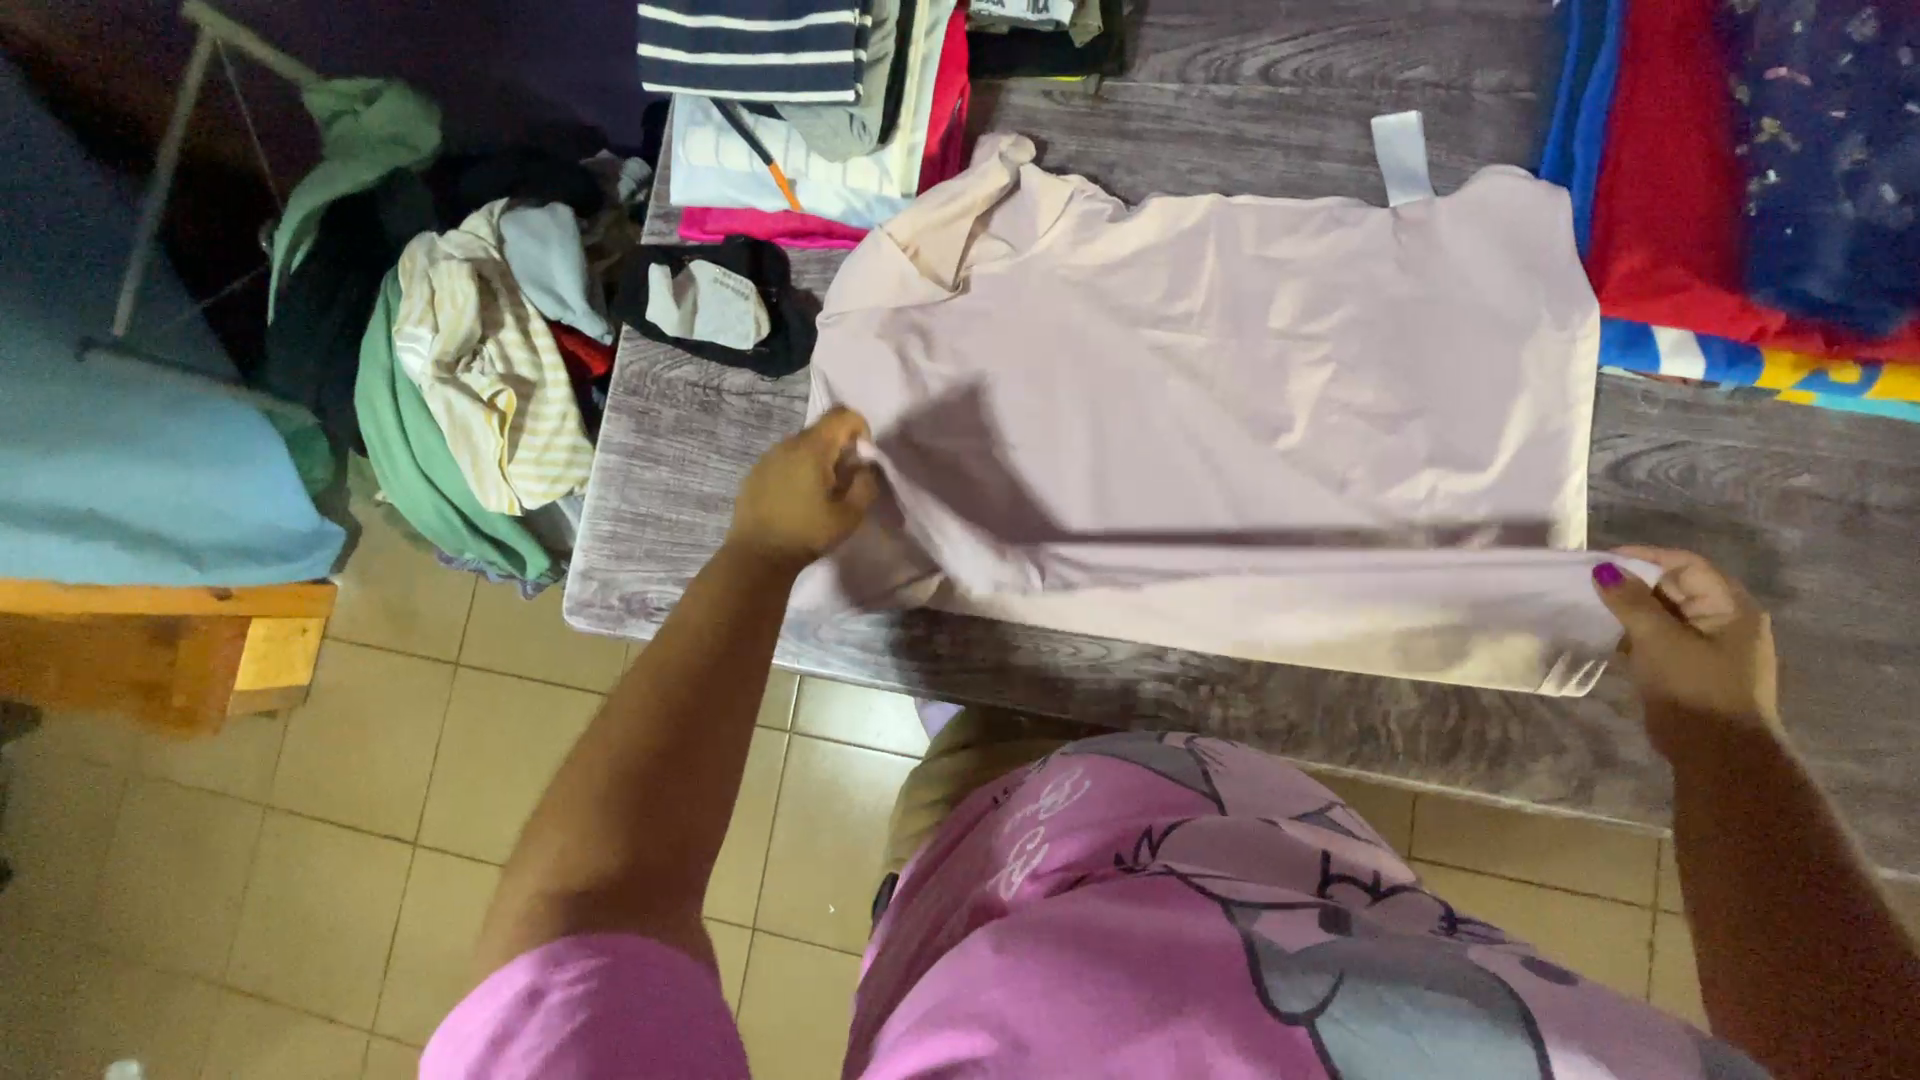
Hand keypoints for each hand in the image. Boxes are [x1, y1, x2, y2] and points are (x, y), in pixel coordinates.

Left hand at [724, 406, 878, 572]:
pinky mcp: (755, 473)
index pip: (841, 414)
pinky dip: (798, 471)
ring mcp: (767, 457)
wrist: (757, 555)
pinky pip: (784, 460)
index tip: (862, 458)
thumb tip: (865, 467)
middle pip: (822, 430)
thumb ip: (866, 484)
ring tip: (820, 495)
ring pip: (802, 446)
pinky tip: (796, 501)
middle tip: (844, 483)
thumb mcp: (850, 515)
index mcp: (812, 449)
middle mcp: (787, 444)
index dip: (860, 428)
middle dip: (840, 449)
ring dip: (818, 461)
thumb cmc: (807, 534)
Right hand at [1593, 546, 1780, 751]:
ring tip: (1591, 605)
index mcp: (1731, 608)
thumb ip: (1630, 601)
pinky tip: (1605, 634)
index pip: (1687, 564)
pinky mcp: (1688, 666)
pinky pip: (1659, 636)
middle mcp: (1724, 621)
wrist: (1718, 751)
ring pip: (1664, 612)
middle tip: (1589, 582)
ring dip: (1629, 607)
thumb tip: (1602, 569)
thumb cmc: (1695, 686)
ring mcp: (1707, 645)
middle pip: (1676, 586)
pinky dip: (1633, 630)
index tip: (1601, 559)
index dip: (1645, 556)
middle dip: (1633, 581)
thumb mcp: (1659, 639)